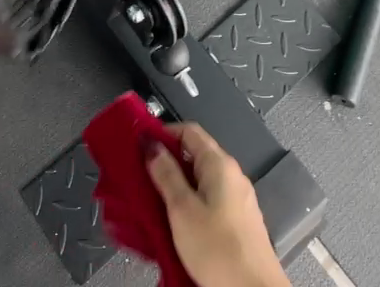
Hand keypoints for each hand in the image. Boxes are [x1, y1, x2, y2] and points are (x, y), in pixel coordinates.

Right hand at [146, 122, 290, 286]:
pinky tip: (176, 224)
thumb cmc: (218, 249)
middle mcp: (232, 176)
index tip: (140, 146)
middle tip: (142, 176)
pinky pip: (209, 202)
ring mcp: (238, 200)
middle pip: (194, 156)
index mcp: (220, 165)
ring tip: (154, 202)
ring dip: (176, 187)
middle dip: (166, 163)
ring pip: (200, 181)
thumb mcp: (182, 209)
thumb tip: (151, 145)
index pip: (189, 130)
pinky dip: (190, 205)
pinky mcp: (238, 222)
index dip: (163, 133)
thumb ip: (165, 174)